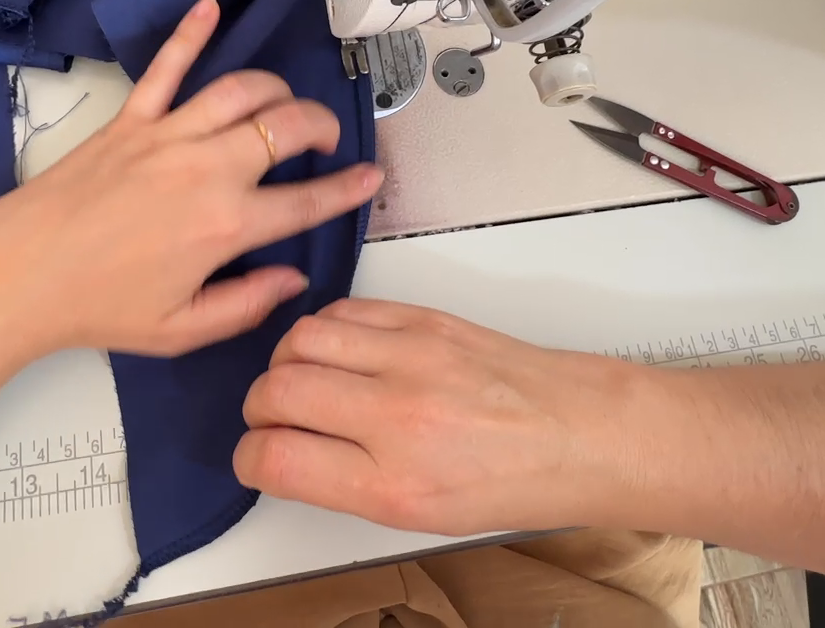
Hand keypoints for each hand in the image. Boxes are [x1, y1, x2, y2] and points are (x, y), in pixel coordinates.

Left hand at [0, 0, 381, 357]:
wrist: (19, 275)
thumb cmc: (99, 307)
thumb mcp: (183, 330)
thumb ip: (248, 305)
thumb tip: (295, 278)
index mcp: (225, 226)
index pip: (306, 201)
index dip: (348, 189)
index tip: (371, 176)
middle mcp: (207, 168)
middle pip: (286, 128)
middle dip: (320, 126)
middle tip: (325, 139)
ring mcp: (168, 135)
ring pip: (242, 90)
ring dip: (277, 90)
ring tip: (287, 104)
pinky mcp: (132, 118)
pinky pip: (168, 65)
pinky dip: (192, 30)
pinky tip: (212, 2)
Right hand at [233, 299, 642, 535]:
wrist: (575, 430)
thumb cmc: (510, 480)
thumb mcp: (420, 513)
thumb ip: (343, 482)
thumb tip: (286, 452)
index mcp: (394, 482)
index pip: (277, 459)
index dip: (249, 458)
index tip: (256, 455)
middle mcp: (396, 414)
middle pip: (276, 391)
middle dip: (257, 408)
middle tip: (271, 417)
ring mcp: (409, 354)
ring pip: (299, 339)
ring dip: (283, 361)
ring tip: (299, 378)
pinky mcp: (421, 316)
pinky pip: (341, 310)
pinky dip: (322, 330)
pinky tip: (334, 350)